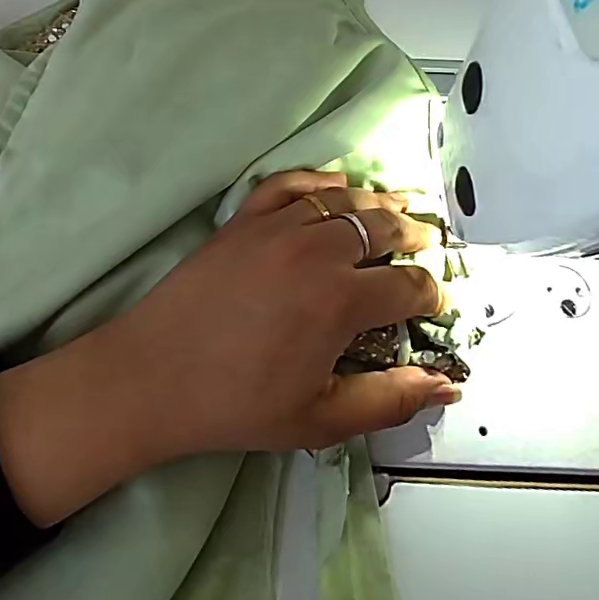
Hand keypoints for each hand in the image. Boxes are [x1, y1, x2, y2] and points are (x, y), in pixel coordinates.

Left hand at [0, 170, 456, 524]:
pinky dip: (320, 180)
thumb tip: (447, 385)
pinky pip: (291, 183)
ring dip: (377, 203)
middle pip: (383, 228)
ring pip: (344, 201)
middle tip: (427, 241)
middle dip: (414, 235)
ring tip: (396, 207)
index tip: (435, 300)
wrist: (151, 375)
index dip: (431, 293)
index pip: (408, 286)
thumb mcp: (320, 418)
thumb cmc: (236, 403)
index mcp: (340, 300)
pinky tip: (335, 185)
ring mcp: (277, 226)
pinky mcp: (244, 218)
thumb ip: (389, 400)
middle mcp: (316, 250)